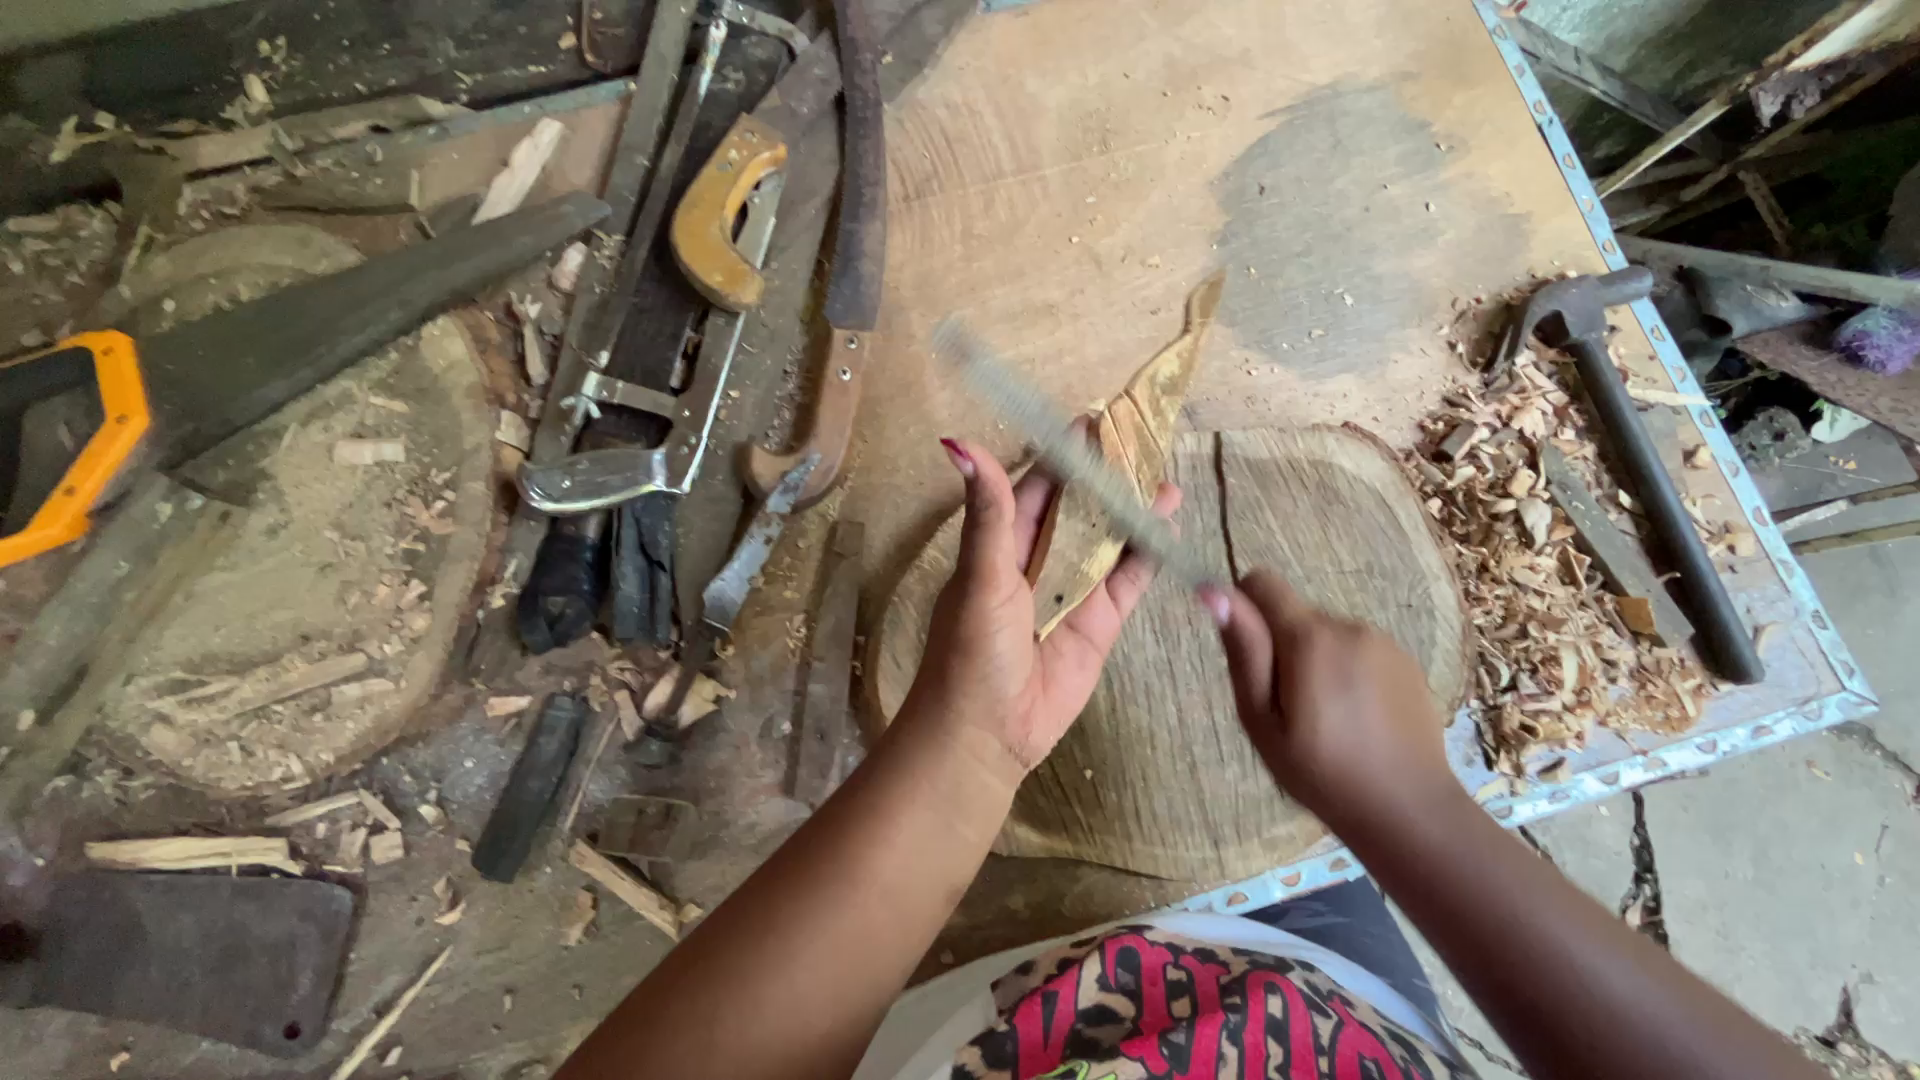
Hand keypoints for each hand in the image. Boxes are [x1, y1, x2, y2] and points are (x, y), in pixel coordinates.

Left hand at [900, 437, 1181, 783]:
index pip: (1038, 488)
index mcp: (1001, 544)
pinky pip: (1127, 583)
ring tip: (1166, 482)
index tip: (1094, 421)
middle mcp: (1037, 562)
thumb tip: (955, 441)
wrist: (987, 731)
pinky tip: (1168, 528)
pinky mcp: (1098, 624)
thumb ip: (987, 511)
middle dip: (1107, 479)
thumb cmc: (972, 648)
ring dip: (1132, 514)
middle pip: (1078, 510)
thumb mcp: (981, 573)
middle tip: (1145, 443)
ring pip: (1107, 542)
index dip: (1064, 457)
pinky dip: (1146, 557)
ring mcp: (1071, 592)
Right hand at [1198, 571, 1456, 826]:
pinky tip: (1355, 719)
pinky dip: (1346, 672)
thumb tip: (1213, 590)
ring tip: (1323, 718)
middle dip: (1280, 647)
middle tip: (1285, 707)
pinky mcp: (1407, 663)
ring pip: (1326, 634)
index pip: (1262, 582)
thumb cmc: (1319, 771)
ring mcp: (1384, 643)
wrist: (1408, 812)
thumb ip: (1242, 650)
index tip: (1248, 657)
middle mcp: (1350, 625)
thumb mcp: (1261, 718)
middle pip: (1295, 614)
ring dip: (1314, 661)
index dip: (1243, 609)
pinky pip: (1358, 651)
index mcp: (1310, 636)